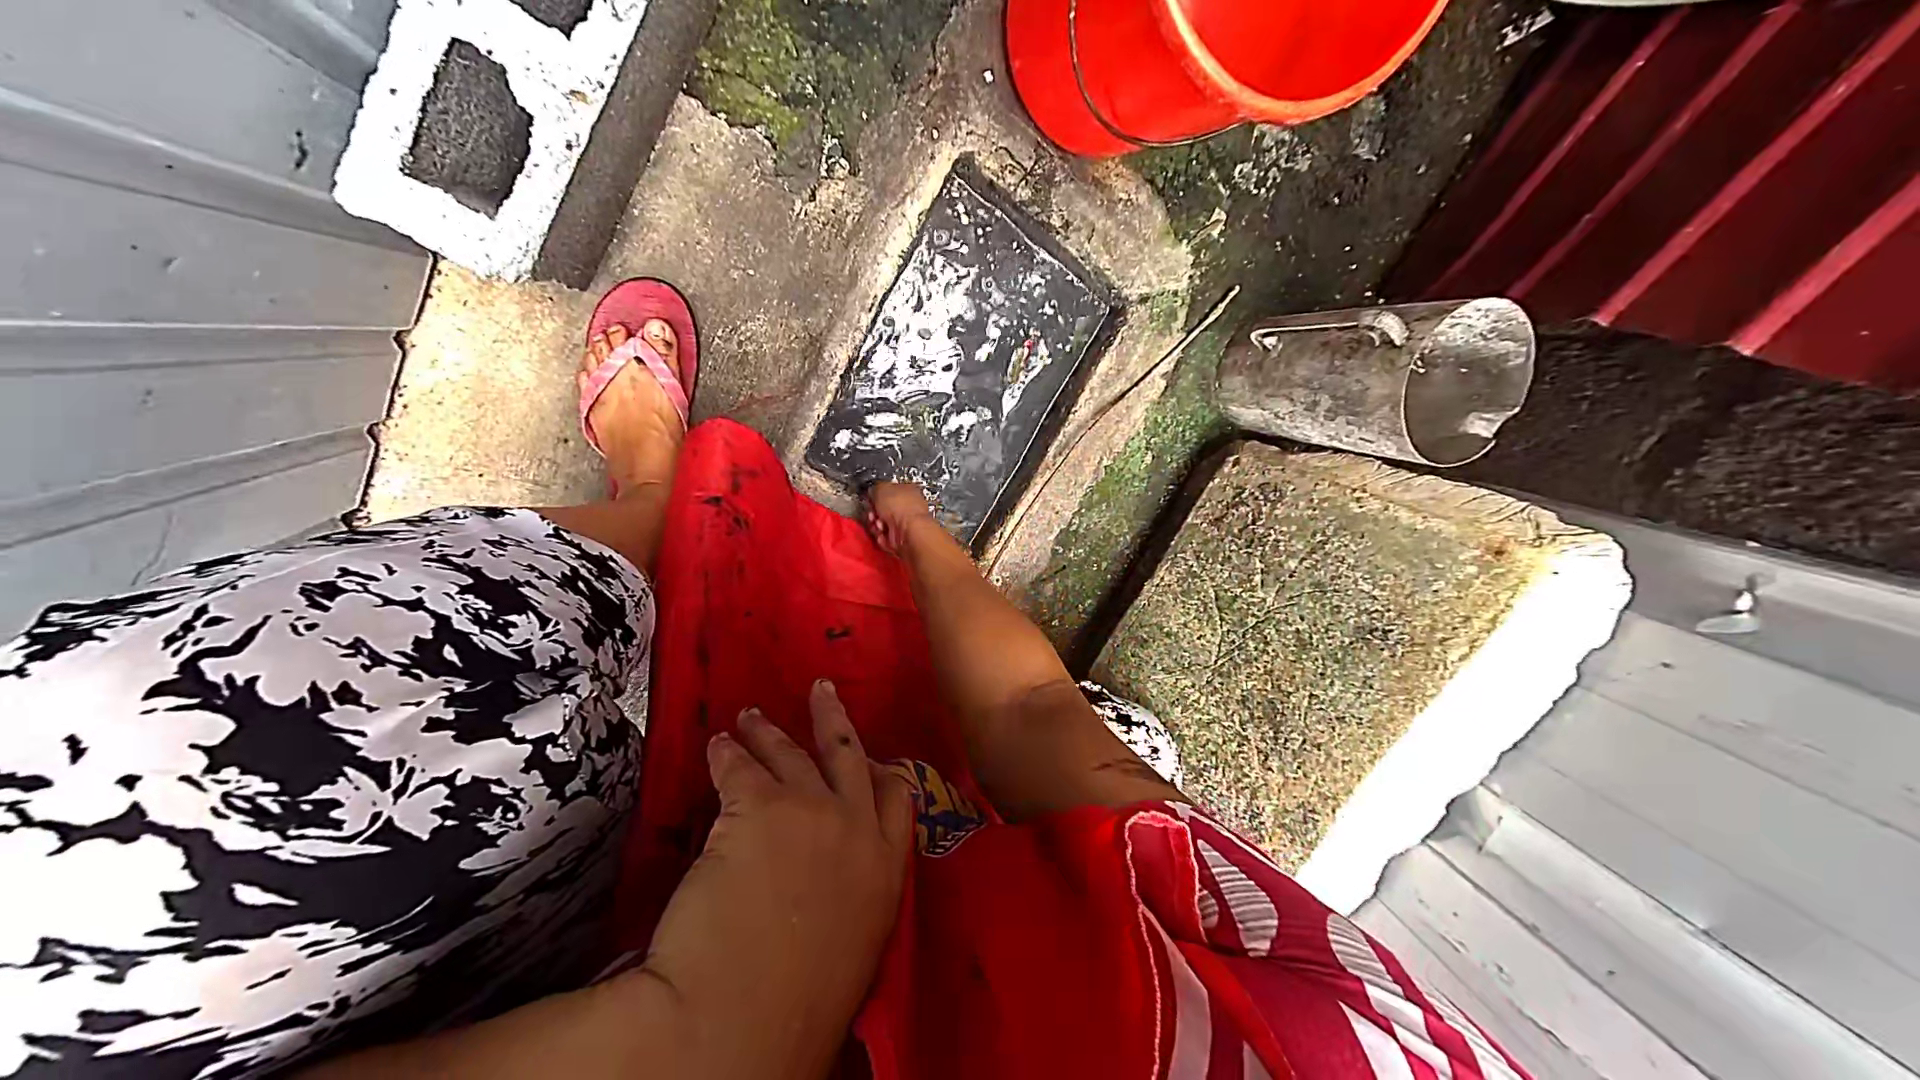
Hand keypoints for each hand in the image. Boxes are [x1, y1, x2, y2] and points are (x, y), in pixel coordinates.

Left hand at [640, 680, 913, 1079]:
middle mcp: (855, 828)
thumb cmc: (796, 1007)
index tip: (870, 756)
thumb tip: (831, 881)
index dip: (881, 769)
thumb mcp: (850, 948)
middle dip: (833, 718)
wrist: (737, 1025)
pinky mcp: (757, 807)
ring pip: (790, 753)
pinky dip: (725, 754)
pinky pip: (738, 766)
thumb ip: (851, 899)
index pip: (896, 798)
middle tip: (820, 689)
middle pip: (847, 754)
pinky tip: (717, 747)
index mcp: (885, 870)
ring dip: (768, 731)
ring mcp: (810, 811)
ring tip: (750, 716)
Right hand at [865, 482, 935, 557]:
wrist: (908, 532)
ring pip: (882, 525)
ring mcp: (906, 525)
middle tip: (873, 514)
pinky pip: (884, 538)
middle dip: (874, 513)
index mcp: (908, 491)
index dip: (877, 496)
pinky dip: (881, 537)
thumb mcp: (881, 488)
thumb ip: (875, 488)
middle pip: (884, 511)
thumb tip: (872, 492)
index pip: (889, 492)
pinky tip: (883, 535)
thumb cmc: (900, 507)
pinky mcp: (902, 540)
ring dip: (876, 526)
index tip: (870, 500)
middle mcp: (909, 508)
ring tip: (879, 525)